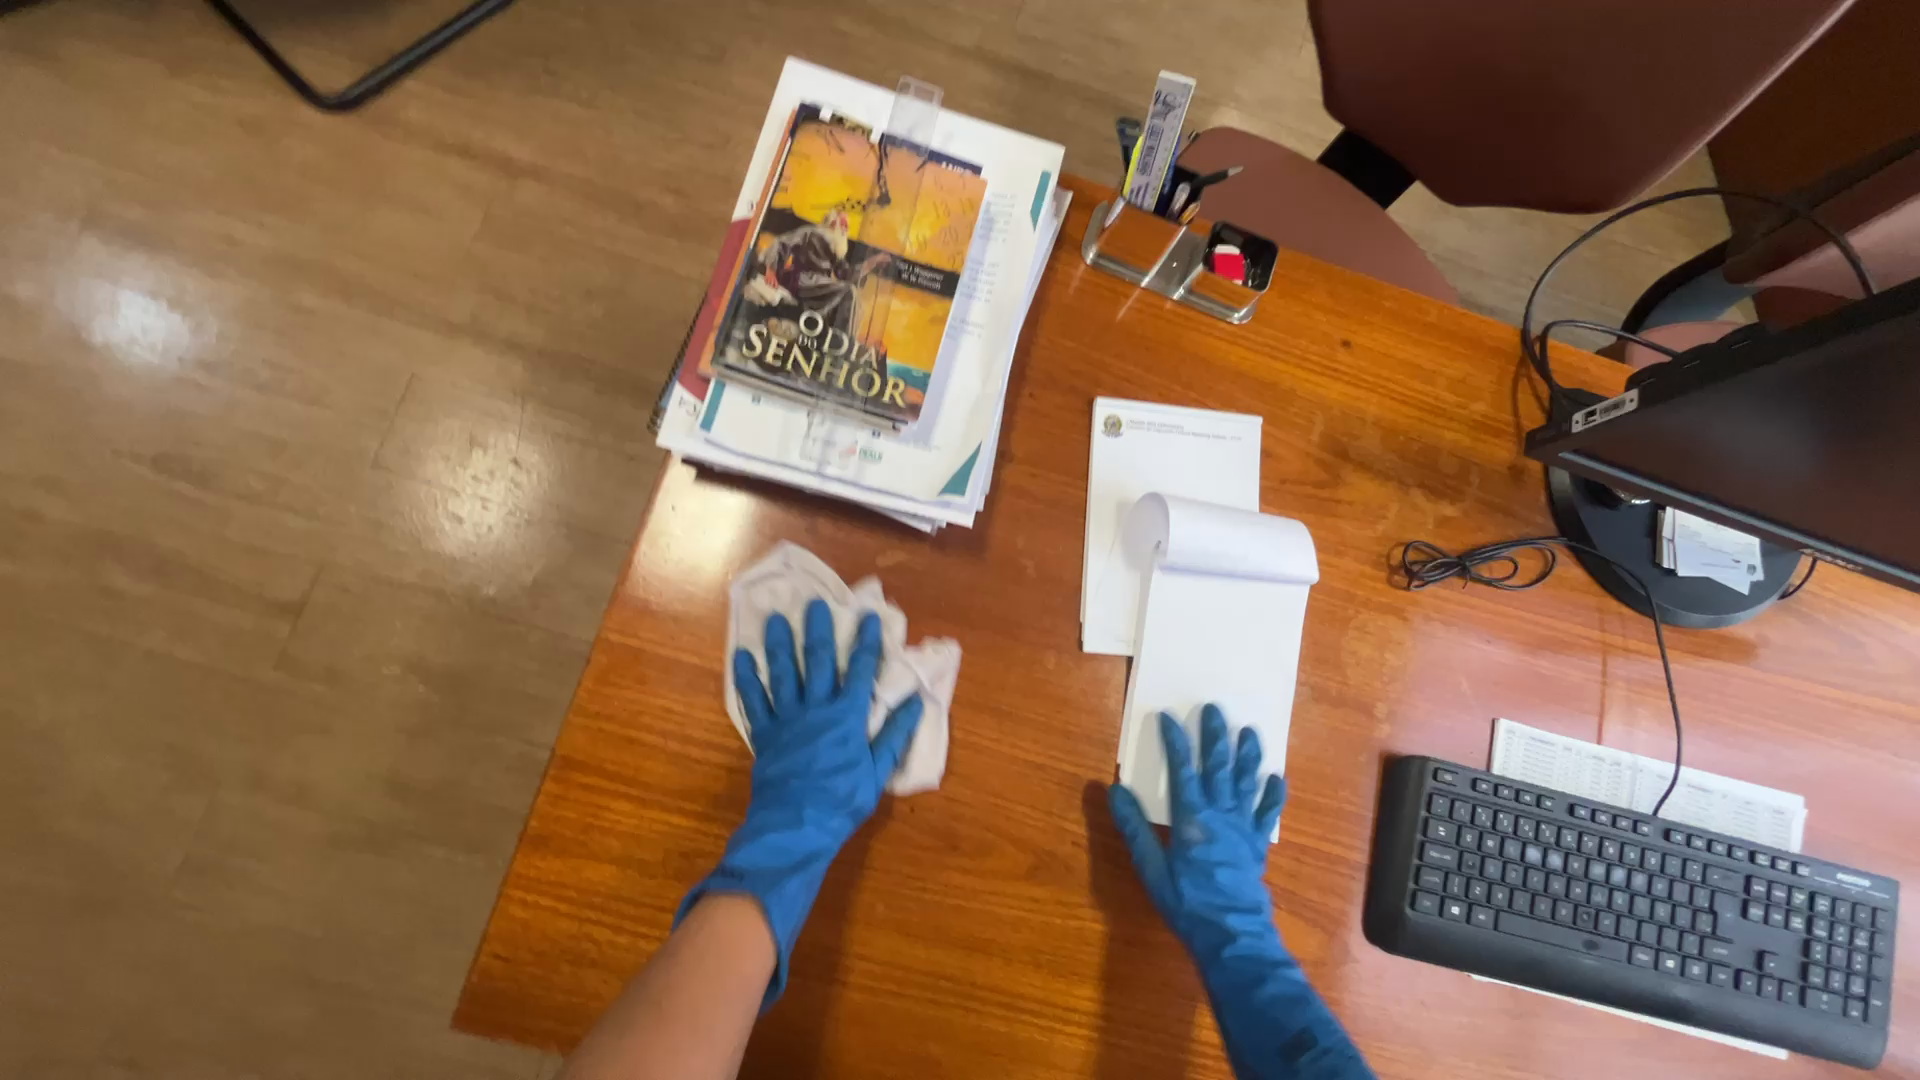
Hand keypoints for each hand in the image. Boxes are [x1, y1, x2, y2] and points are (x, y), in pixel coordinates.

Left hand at [733, 599, 922, 853]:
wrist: (795, 828)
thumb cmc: (842, 801)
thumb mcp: (878, 772)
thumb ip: (895, 734)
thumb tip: (916, 702)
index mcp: (848, 716)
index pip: (860, 670)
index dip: (866, 642)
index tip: (869, 616)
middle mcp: (817, 708)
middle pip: (818, 661)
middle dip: (819, 630)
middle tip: (815, 603)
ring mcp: (787, 719)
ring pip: (783, 673)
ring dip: (780, 644)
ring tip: (776, 618)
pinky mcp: (765, 734)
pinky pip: (754, 701)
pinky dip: (747, 679)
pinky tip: (742, 657)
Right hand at [1108, 706, 1286, 962]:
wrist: (1232, 936)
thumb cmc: (1186, 902)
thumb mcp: (1150, 867)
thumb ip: (1134, 827)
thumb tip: (1115, 790)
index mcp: (1191, 817)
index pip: (1182, 768)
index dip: (1175, 740)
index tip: (1168, 716)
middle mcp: (1220, 814)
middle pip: (1219, 766)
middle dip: (1215, 735)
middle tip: (1214, 708)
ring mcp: (1243, 828)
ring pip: (1247, 782)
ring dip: (1248, 755)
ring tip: (1249, 730)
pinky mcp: (1257, 845)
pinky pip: (1267, 815)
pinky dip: (1273, 795)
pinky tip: (1278, 778)